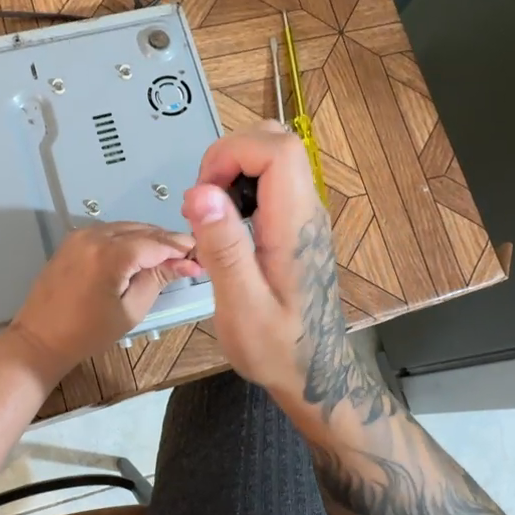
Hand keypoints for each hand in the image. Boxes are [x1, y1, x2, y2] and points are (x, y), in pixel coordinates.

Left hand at [3, 222, 201, 384]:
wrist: (40, 339)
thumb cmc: (88, 333)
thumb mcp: (130, 310)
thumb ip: (157, 279)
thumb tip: (185, 262)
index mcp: (110, 254)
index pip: (156, 242)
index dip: (180, 249)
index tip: (201, 257)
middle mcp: (94, 235)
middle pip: (141, 230)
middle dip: (166, 242)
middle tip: (188, 259)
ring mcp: (80, 235)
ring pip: (125, 228)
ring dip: (148, 239)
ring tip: (167, 259)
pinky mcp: (72, 241)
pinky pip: (108, 232)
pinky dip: (127, 240)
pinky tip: (140, 255)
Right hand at [180, 121, 344, 408]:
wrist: (314, 373)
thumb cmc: (277, 348)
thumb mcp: (241, 307)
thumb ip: (223, 248)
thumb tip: (201, 192)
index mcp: (294, 225)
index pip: (276, 149)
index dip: (231, 154)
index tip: (203, 194)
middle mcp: (306, 212)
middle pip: (277, 141)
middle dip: (229, 156)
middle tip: (203, 203)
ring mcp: (305, 217)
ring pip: (276, 157)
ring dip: (234, 170)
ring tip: (211, 215)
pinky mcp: (297, 227)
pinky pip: (273, 183)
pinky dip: (242, 188)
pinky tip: (226, 227)